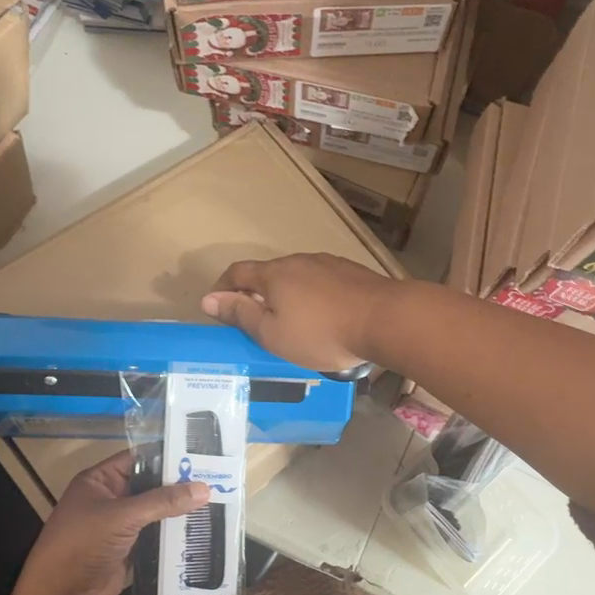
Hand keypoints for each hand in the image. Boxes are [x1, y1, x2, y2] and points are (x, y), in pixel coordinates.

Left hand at [22, 449, 207, 594]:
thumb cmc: (84, 544)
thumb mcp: (123, 516)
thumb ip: (163, 501)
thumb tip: (204, 489)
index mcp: (99, 481)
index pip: (137, 459)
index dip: (166, 455)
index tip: (199, 453)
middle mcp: (110, 499)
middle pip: (150, 486)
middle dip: (179, 485)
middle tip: (217, 478)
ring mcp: (119, 526)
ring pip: (155, 512)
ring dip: (179, 511)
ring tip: (217, 502)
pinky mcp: (129, 550)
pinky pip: (156, 536)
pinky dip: (174, 534)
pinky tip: (202, 530)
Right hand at [200, 253, 399, 371]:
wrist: (385, 319)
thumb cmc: (322, 333)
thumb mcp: (273, 333)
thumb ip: (241, 314)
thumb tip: (209, 299)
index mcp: (274, 274)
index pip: (238, 273)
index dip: (223, 288)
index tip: (216, 306)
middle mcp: (299, 261)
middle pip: (268, 273)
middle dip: (256, 293)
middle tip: (254, 320)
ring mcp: (329, 264)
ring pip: (297, 277)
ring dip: (287, 295)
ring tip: (291, 321)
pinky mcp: (352, 273)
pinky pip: (322, 283)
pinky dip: (312, 297)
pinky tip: (323, 316)